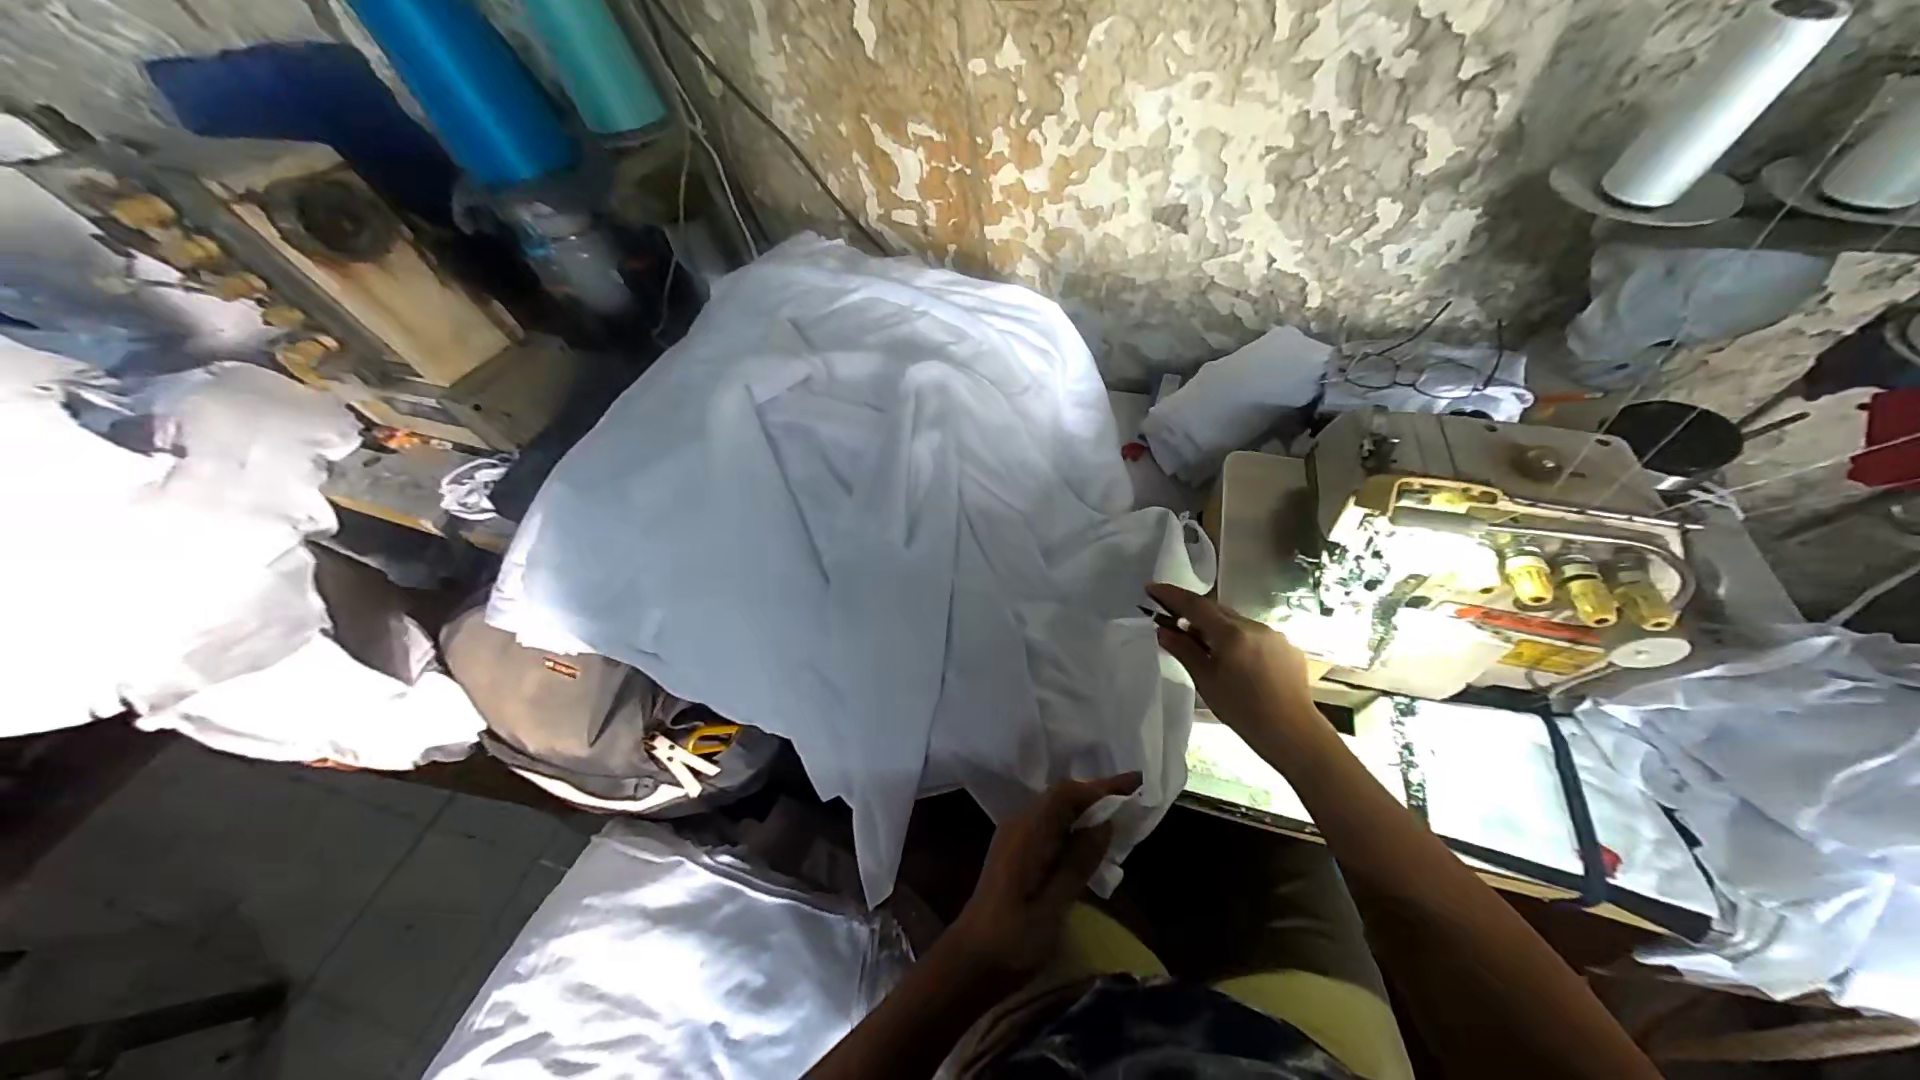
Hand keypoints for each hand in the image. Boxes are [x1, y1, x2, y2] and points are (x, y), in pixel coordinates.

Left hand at [942, 773, 1141, 985]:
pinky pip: (1049, 825)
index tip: (1136, 782)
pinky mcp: (1016, 852)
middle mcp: (1019, 825)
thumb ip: (1078, 862)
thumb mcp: (1053, 906)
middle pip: (1061, 796)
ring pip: (1055, 810)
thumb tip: (1105, 824)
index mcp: (1027, 833)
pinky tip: (1092, 841)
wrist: (971, 961)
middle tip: (1135, 797)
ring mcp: (1015, 837)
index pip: (1066, 794)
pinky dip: (1074, 825)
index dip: (1102, 786)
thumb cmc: (1013, 938)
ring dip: (1086, 808)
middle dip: (1097, 794)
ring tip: (1121, 815)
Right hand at [1146, 583, 1323, 741]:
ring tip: (1203, 645)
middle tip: (1172, 619)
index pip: (1195, 605)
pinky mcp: (1288, 648)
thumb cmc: (1241, 709)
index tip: (1151, 589)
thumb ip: (1184, 650)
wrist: (1292, 732)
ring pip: (1237, 622)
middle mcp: (1254, 626)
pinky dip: (1238, 639)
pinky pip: (1255, 635)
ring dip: (1217, 627)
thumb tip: (1163, 630)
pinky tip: (1235, 660)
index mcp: (1231, 633)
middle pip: (1217, 610)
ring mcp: (1274, 635)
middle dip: (1193, 612)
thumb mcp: (1205, 680)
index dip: (1171, 595)